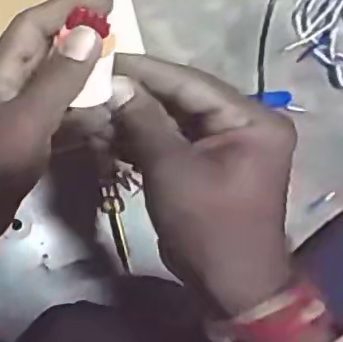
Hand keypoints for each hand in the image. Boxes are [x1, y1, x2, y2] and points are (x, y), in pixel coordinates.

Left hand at [0, 0, 109, 237]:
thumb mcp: (30, 117)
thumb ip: (59, 78)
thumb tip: (87, 33)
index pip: (31, 25)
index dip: (66, 8)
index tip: (105, 4)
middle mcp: (5, 86)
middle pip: (42, 50)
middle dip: (77, 39)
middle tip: (115, 37)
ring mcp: (14, 113)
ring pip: (51, 83)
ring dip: (82, 77)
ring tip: (116, 77)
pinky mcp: (24, 138)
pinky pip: (55, 114)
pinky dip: (79, 111)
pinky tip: (104, 118)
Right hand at [109, 55, 296, 315]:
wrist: (229, 284)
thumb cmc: (207, 224)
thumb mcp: (172, 168)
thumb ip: (144, 121)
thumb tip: (114, 83)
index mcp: (251, 118)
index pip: (190, 82)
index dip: (145, 70)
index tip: (104, 57)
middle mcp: (243, 123)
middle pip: (180, 98)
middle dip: (135, 93)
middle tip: (92, 81)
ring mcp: (224, 144)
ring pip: (171, 118)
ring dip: (132, 116)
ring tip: (92, 107)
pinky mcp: (205, 163)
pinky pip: (169, 140)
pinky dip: (139, 138)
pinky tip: (107, 133)